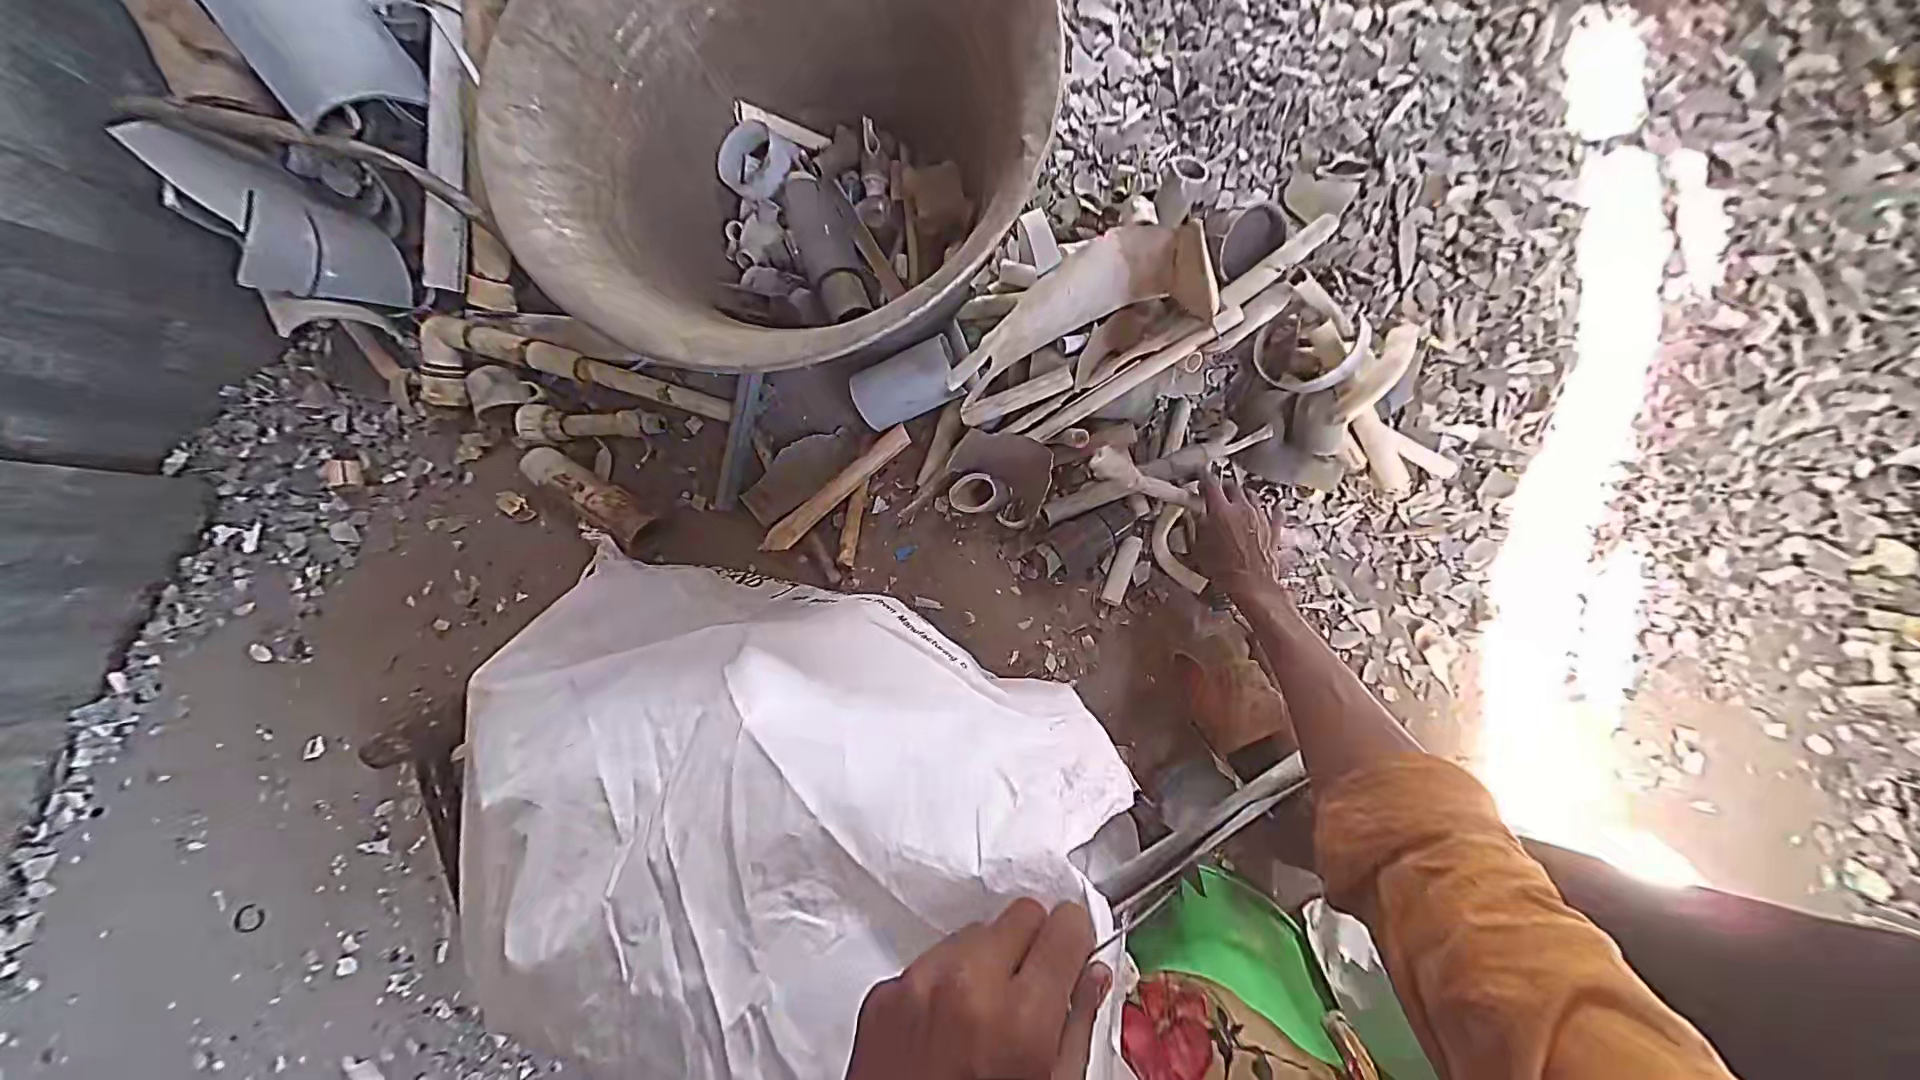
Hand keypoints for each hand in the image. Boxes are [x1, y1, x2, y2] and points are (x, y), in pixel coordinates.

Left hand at [846, 899, 1112, 1079]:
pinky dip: (947, 979)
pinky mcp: (886, 991)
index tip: (1073, 950)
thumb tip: (1092, 973)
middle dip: (1034, 943)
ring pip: (975, 931)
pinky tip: (948, 1026)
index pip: (1064, 924)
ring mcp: (920, 982)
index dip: (1074, 938)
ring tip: (985, 1016)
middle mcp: (968, 984)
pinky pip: (933, 957)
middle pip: (1021, 914)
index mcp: (1020, 1017)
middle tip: (1031, 988)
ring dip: (988, 960)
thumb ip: (1077, 1027)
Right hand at [1195, 472, 1284, 602]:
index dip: (1203, 478)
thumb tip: (1195, 517)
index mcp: (1221, 511)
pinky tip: (1263, 512)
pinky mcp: (1273, 529)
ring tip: (1235, 503)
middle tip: (1215, 493)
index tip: (1201, 476)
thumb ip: (1197, 526)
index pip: (1210, 483)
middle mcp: (1242, 510)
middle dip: (1223, 488)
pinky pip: (1273, 512)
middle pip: (1232, 486)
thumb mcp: (1199, 548)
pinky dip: (1266, 510)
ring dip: (1242, 497)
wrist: (1253, 586)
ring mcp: (1260, 517)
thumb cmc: (1227, 572)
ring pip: (1252, 496)